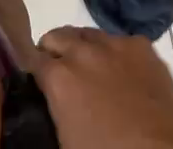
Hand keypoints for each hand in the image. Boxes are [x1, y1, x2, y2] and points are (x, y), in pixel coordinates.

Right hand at [31, 27, 172, 148]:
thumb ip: (51, 110)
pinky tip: (123, 75)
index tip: (40, 84)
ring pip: (86, 35)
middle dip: (55, 54)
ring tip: (94, 75)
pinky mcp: (142, 47)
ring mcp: (114, 45)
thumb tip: (48, 102)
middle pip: (55, 37)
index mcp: (58, 76)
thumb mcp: (67, 142)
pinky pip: (118, 41)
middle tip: (64, 79)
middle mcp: (81, 51)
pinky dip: (114, 54)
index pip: (31, 59)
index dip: (34, 72)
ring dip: (83, 50)